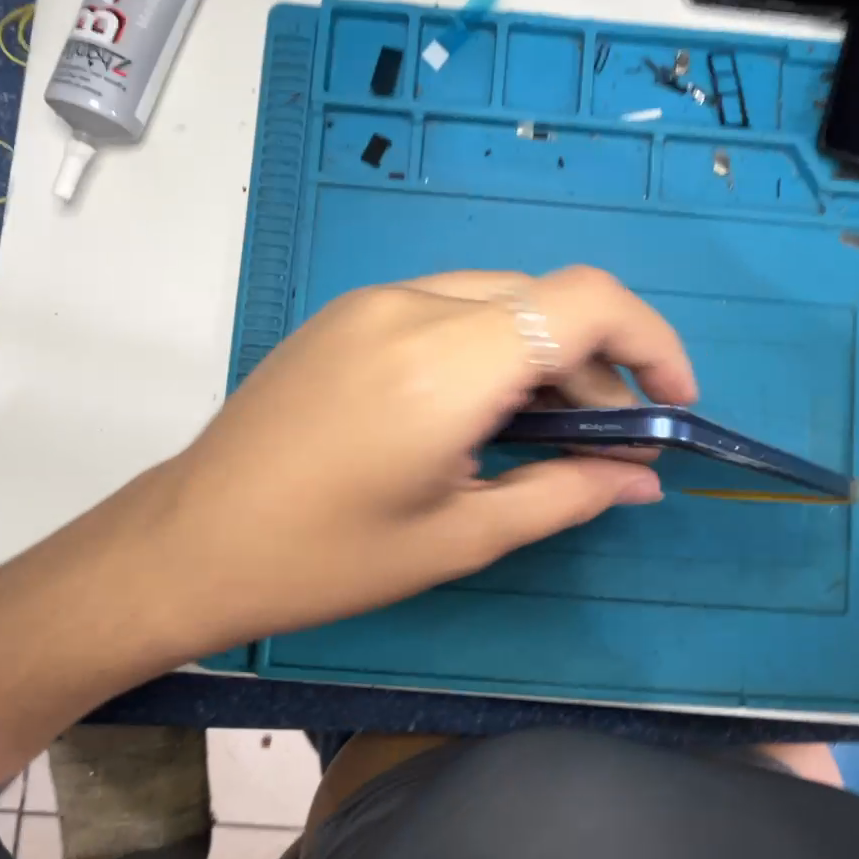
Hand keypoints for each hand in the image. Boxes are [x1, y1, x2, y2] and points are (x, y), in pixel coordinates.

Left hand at [156, 266, 698, 653]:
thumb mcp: (459, 538)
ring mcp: (376, 300)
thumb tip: (643, 477)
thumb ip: (566, 495)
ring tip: (554, 431)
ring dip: (550, 353)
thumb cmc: (323, 560)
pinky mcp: (351, 311)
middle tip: (614, 441)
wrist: (186, 540)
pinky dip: (498, 345)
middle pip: (550, 298)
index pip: (585, 302)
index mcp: (446, 364)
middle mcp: (414, 307)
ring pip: (504, 299)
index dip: (650, 340)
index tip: (672, 402)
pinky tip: (488, 407)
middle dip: (602, 362)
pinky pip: (454, 306)